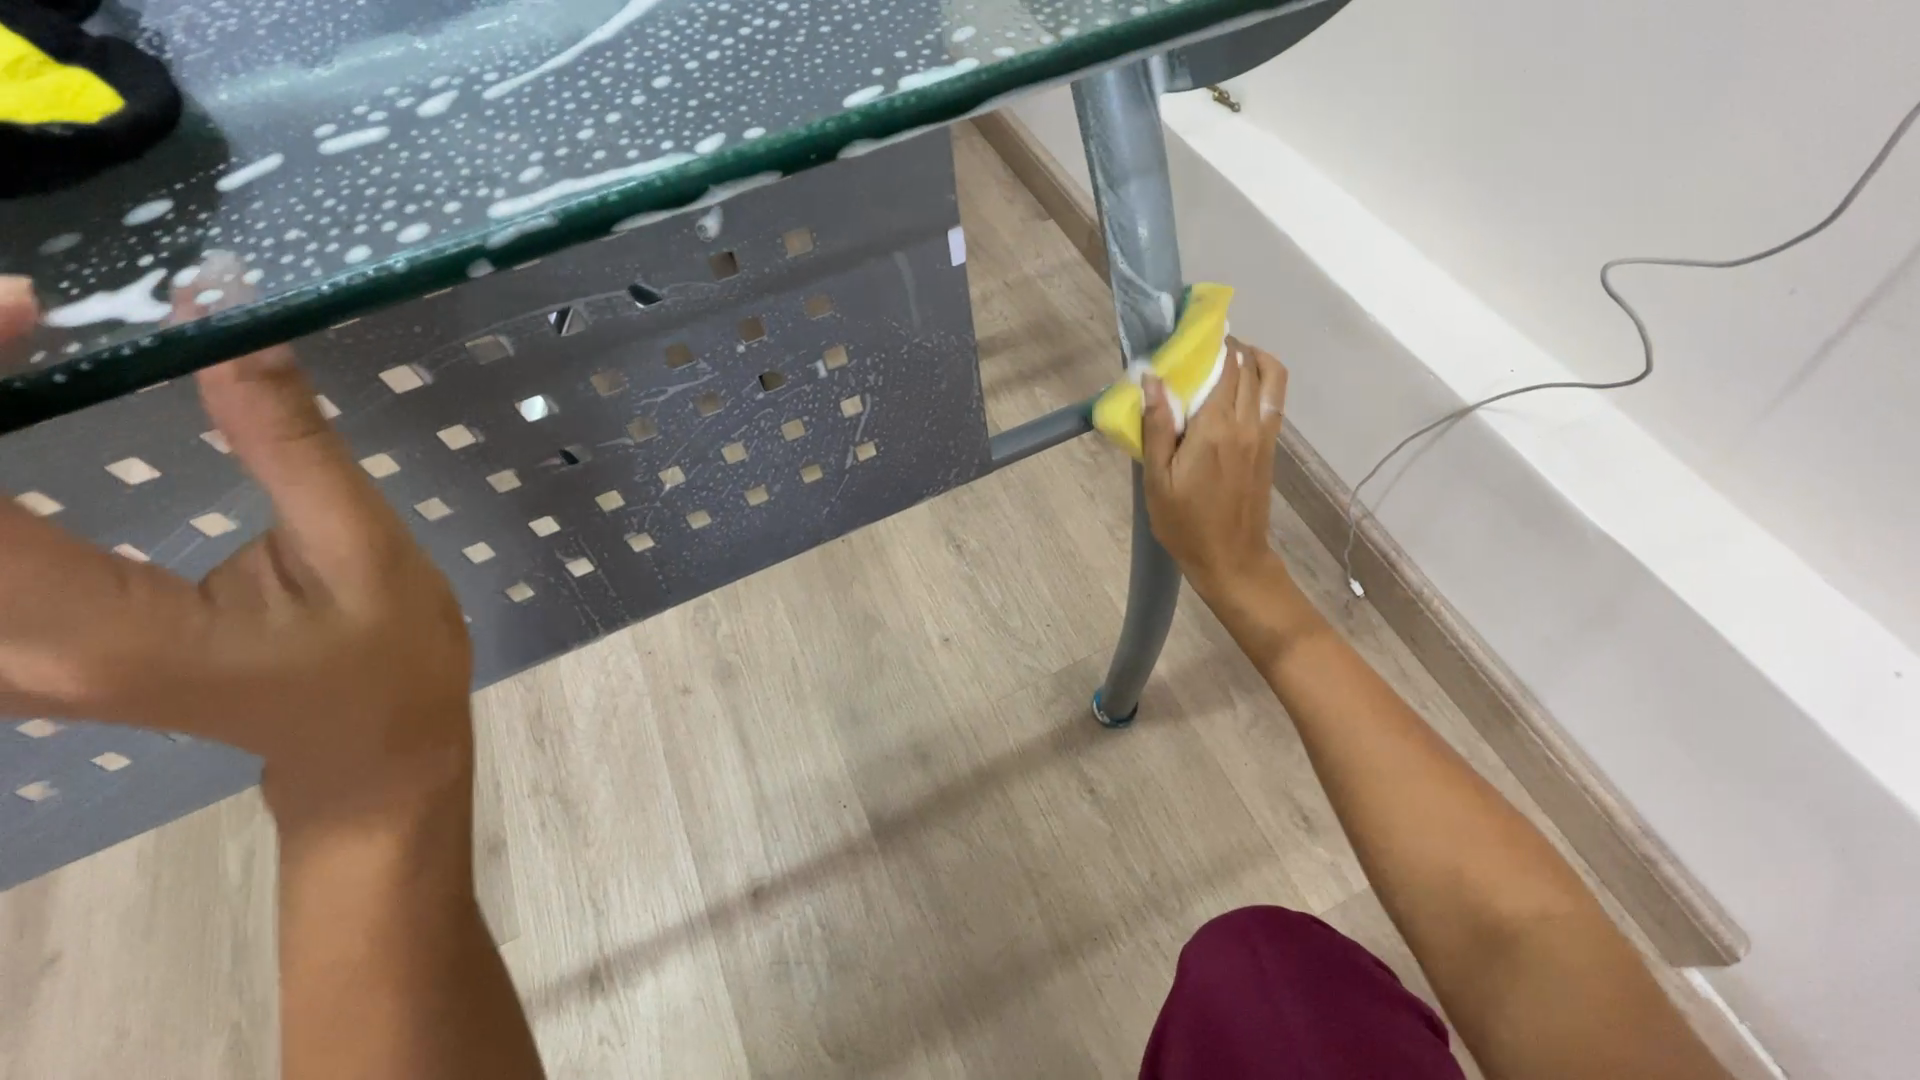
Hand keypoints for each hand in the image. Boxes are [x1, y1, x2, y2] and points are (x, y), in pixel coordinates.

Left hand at [0, 275, 473, 839]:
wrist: (371, 749)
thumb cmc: (386, 660)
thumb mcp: (360, 548)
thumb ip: (285, 442)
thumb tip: (223, 319)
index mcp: (97, 631)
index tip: (31, 309)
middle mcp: (7, 653)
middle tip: (14, 320)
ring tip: (4, 355)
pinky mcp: (10, 646)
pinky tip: (2, 421)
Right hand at [1141, 336, 1288, 597]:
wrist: (1231, 559)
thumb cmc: (1185, 523)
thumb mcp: (1158, 479)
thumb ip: (1157, 426)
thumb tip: (1153, 378)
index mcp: (1217, 428)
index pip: (1223, 366)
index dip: (1210, 342)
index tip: (1189, 333)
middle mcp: (1248, 423)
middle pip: (1250, 365)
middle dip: (1229, 346)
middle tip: (1200, 345)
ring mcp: (1264, 434)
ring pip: (1271, 377)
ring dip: (1252, 358)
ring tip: (1224, 360)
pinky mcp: (1269, 446)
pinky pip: (1273, 398)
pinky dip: (1259, 380)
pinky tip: (1233, 390)